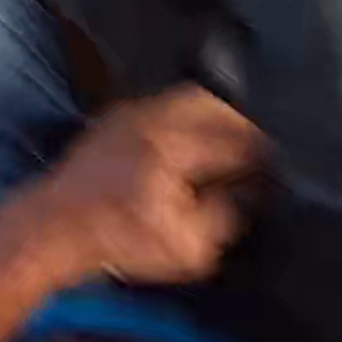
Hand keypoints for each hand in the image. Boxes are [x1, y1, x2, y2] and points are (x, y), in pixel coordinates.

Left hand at [31, 84, 268, 284]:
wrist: (60, 221)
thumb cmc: (120, 238)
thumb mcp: (188, 246)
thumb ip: (227, 212)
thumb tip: (253, 187)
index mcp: (172, 147)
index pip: (234, 138)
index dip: (265, 151)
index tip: (282, 163)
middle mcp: (151, 116)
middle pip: (212, 102)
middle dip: (243, 122)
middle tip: (261, 145)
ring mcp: (132, 109)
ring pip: (189, 95)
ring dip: (217, 113)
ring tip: (234, 140)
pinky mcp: (119, 112)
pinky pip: (166, 100)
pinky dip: (190, 111)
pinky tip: (198, 136)